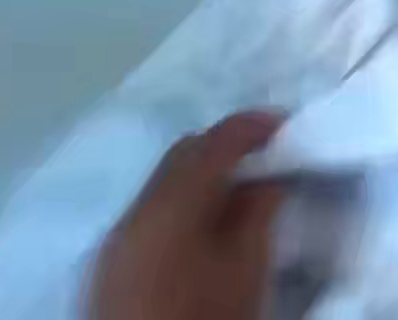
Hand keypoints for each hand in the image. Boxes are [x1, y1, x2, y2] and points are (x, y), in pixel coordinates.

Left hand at [90, 111, 284, 319]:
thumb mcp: (248, 264)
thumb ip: (260, 206)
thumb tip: (268, 176)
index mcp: (168, 205)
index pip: (216, 140)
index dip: (255, 125)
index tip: (288, 125)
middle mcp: (134, 214)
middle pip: (184, 152)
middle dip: (228, 143)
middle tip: (268, 153)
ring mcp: (115, 245)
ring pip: (167, 181)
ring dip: (206, 172)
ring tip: (245, 188)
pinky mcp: (109, 274)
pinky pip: (154, 211)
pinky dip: (186, 200)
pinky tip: (212, 223)